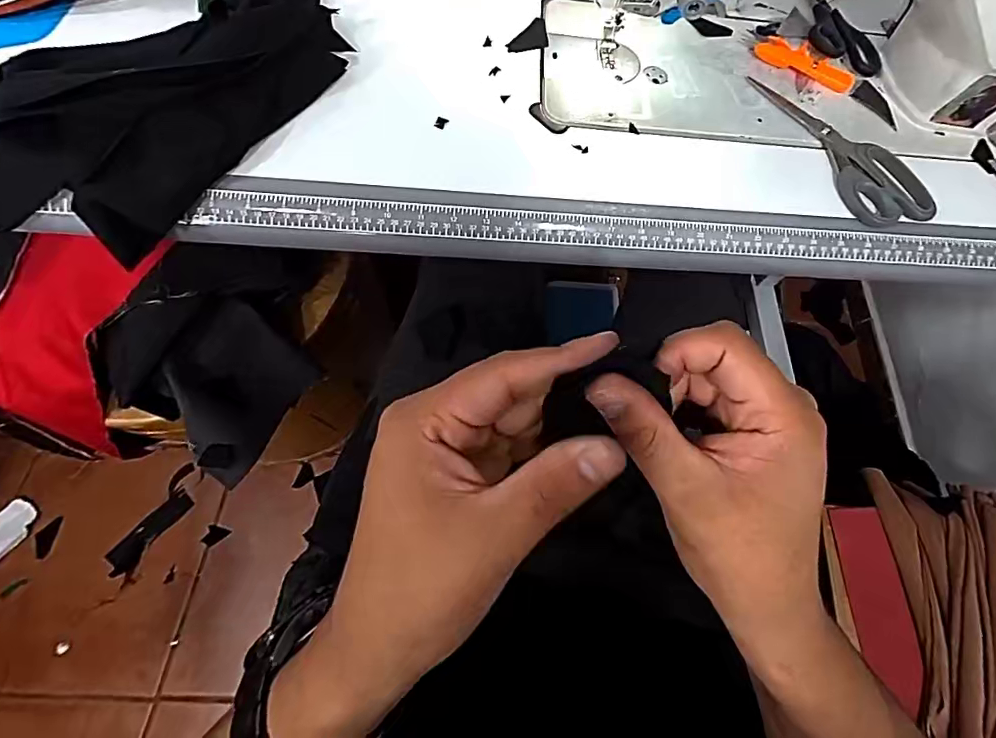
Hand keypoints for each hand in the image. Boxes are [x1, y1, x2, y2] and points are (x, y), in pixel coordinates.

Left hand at [270, 332, 627, 737]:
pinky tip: (577, 446)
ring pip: (513, 419)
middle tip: (621, 386)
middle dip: (561, 393)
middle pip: (509, 393)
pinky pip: (508, 446)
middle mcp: (431, 419)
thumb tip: (615, 445)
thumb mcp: (496, 536)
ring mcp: (443, 445)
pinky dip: (540, 450)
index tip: (610, 341)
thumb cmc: (422, 592)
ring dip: (554, 423)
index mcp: (424, 419)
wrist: (374, 655)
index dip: (560, 357)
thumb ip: (556, 483)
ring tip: (610, 412)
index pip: (502, 374)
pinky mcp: (457, 470)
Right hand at [589, 324, 909, 737]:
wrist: (770, 608)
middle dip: (673, 375)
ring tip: (655, 428)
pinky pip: (718, 396)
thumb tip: (600, 382)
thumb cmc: (738, 556)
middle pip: (720, 355)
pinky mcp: (761, 428)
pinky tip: (672, 433)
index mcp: (784, 411)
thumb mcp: (684, 489)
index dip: (678, 350)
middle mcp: (787, 402)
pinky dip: (687, 406)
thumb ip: (643, 430)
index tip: (640, 382)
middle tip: (642, 412)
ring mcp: (776, 415)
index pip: (728, 344)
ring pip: (714, 374)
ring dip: (677, 392)